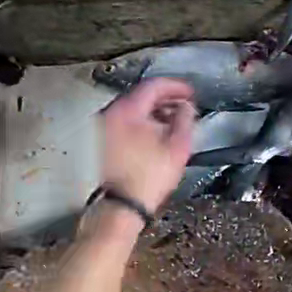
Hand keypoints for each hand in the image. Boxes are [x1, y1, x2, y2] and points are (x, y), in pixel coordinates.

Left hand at [98, 78, 196, 213]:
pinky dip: (141, 123)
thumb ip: (185, 120)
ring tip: (172, 122)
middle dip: (165, 99)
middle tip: (183, 106)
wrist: (123, 205)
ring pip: (132, 110)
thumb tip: (187, 107)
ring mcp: (102, 127)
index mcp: (128, 110)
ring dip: (153, 112)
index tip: (189, 92)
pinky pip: (124, 122)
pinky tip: (154, 135)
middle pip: (141, 95)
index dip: (176, 87)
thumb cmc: (148, 177)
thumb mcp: (178, 146)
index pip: (154, 85)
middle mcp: (110, 113)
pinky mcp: (101, 141)